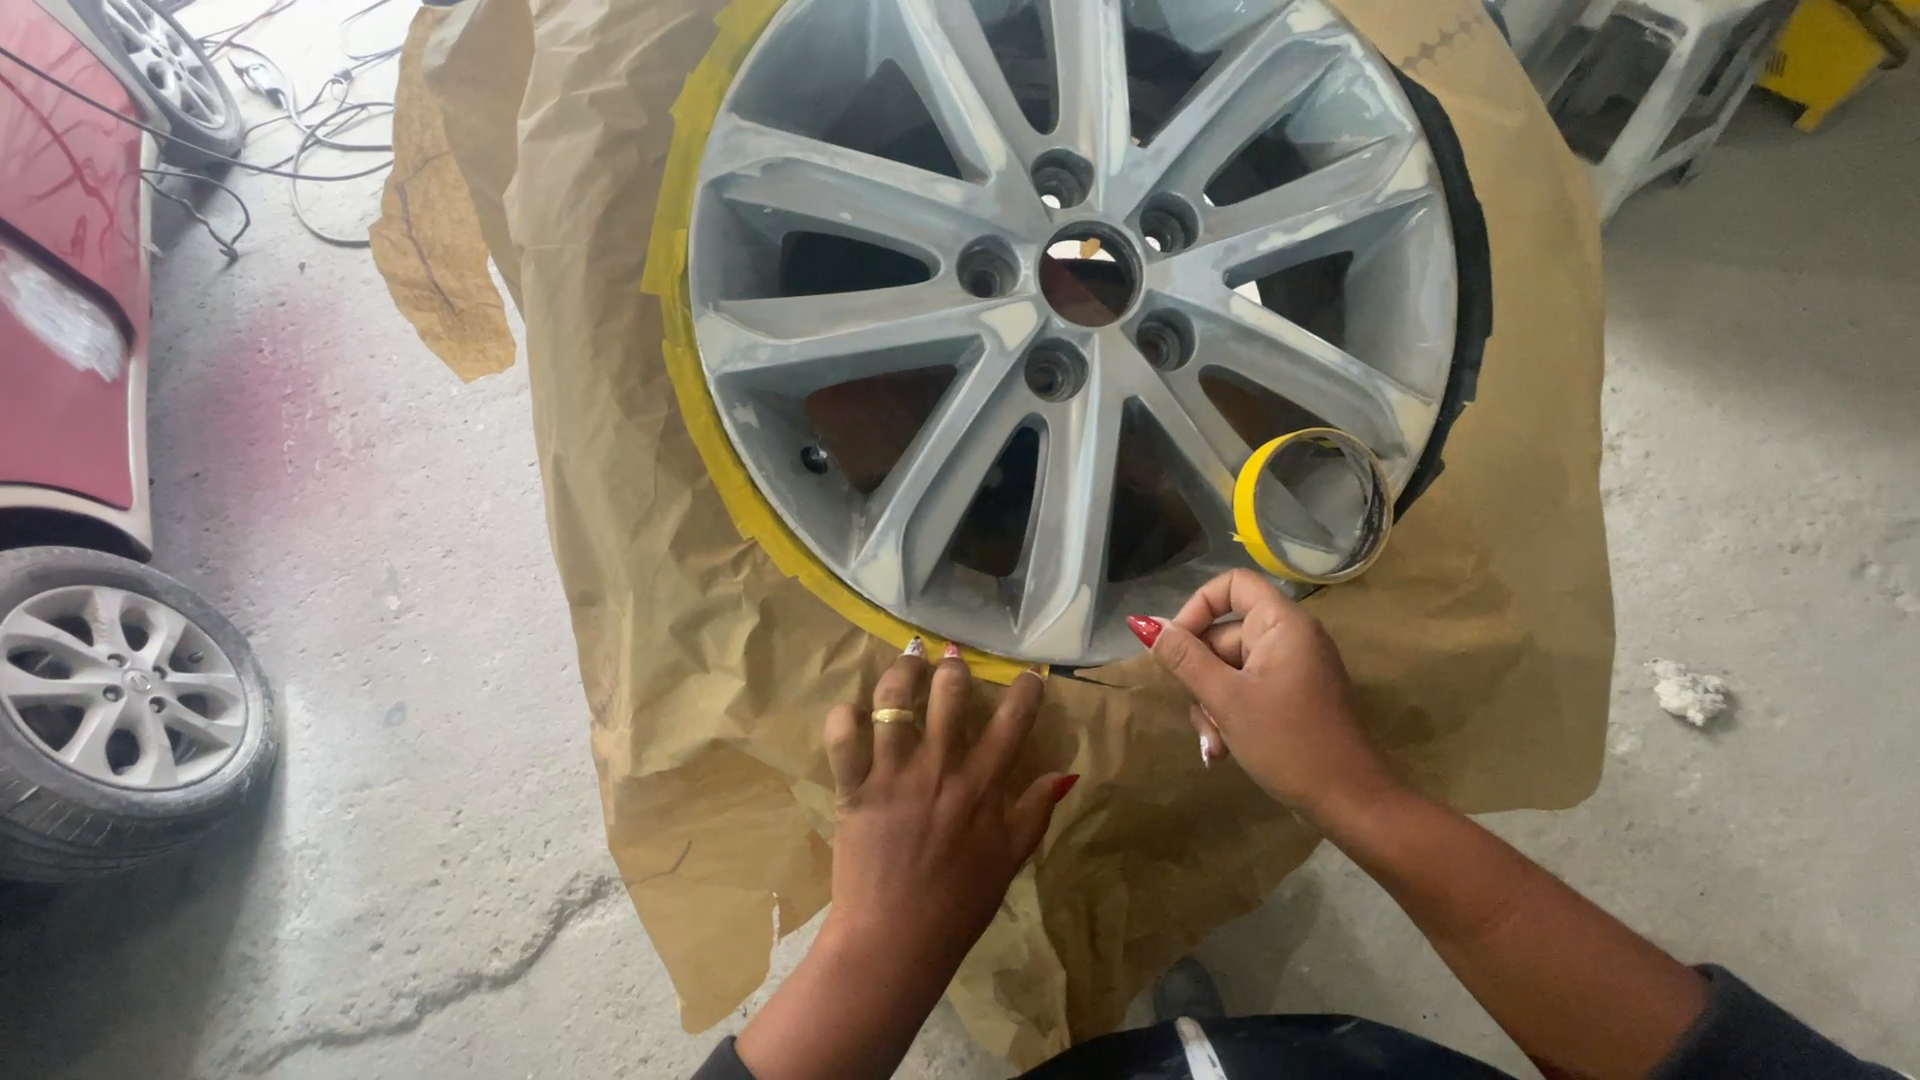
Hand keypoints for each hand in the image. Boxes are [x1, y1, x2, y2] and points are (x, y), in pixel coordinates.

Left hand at [736, 644, 1072, 1079]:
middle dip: (953, 667)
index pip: (1013, 721)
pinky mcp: (853, 790)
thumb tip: (1064, 772)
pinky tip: (852, 711)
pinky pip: (842, 739)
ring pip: (894, 703)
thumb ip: (1036, 810)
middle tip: (950, 660)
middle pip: (948, 694)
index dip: (1025, 690)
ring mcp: (893, 776)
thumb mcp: (1009, 859)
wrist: (894, 942)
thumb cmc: (958, 904)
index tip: (1028, 676)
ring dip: (901, 673)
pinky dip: (844, 718)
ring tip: (906, 663)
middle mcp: (939, 770)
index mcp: (982, 787)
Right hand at [1132, 569, 1400, 820]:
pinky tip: (1224, 750)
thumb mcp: (1225, 698)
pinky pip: (1247, 691)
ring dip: (1212, 706)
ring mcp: (1293, 670)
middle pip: (1223, 635)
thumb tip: (1143, 623)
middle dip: (1200, 678)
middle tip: (1200, 715)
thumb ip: (1183, 657)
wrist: (1349, 803)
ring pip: (1229, 670)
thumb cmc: (1287, 742)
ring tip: (1215, 745)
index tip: (1176, 644)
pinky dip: (1230, 716)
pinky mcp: (1292, 698)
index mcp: (1282, 625)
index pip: (1231, 585)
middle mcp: (1290, 638)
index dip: (1197, 607)